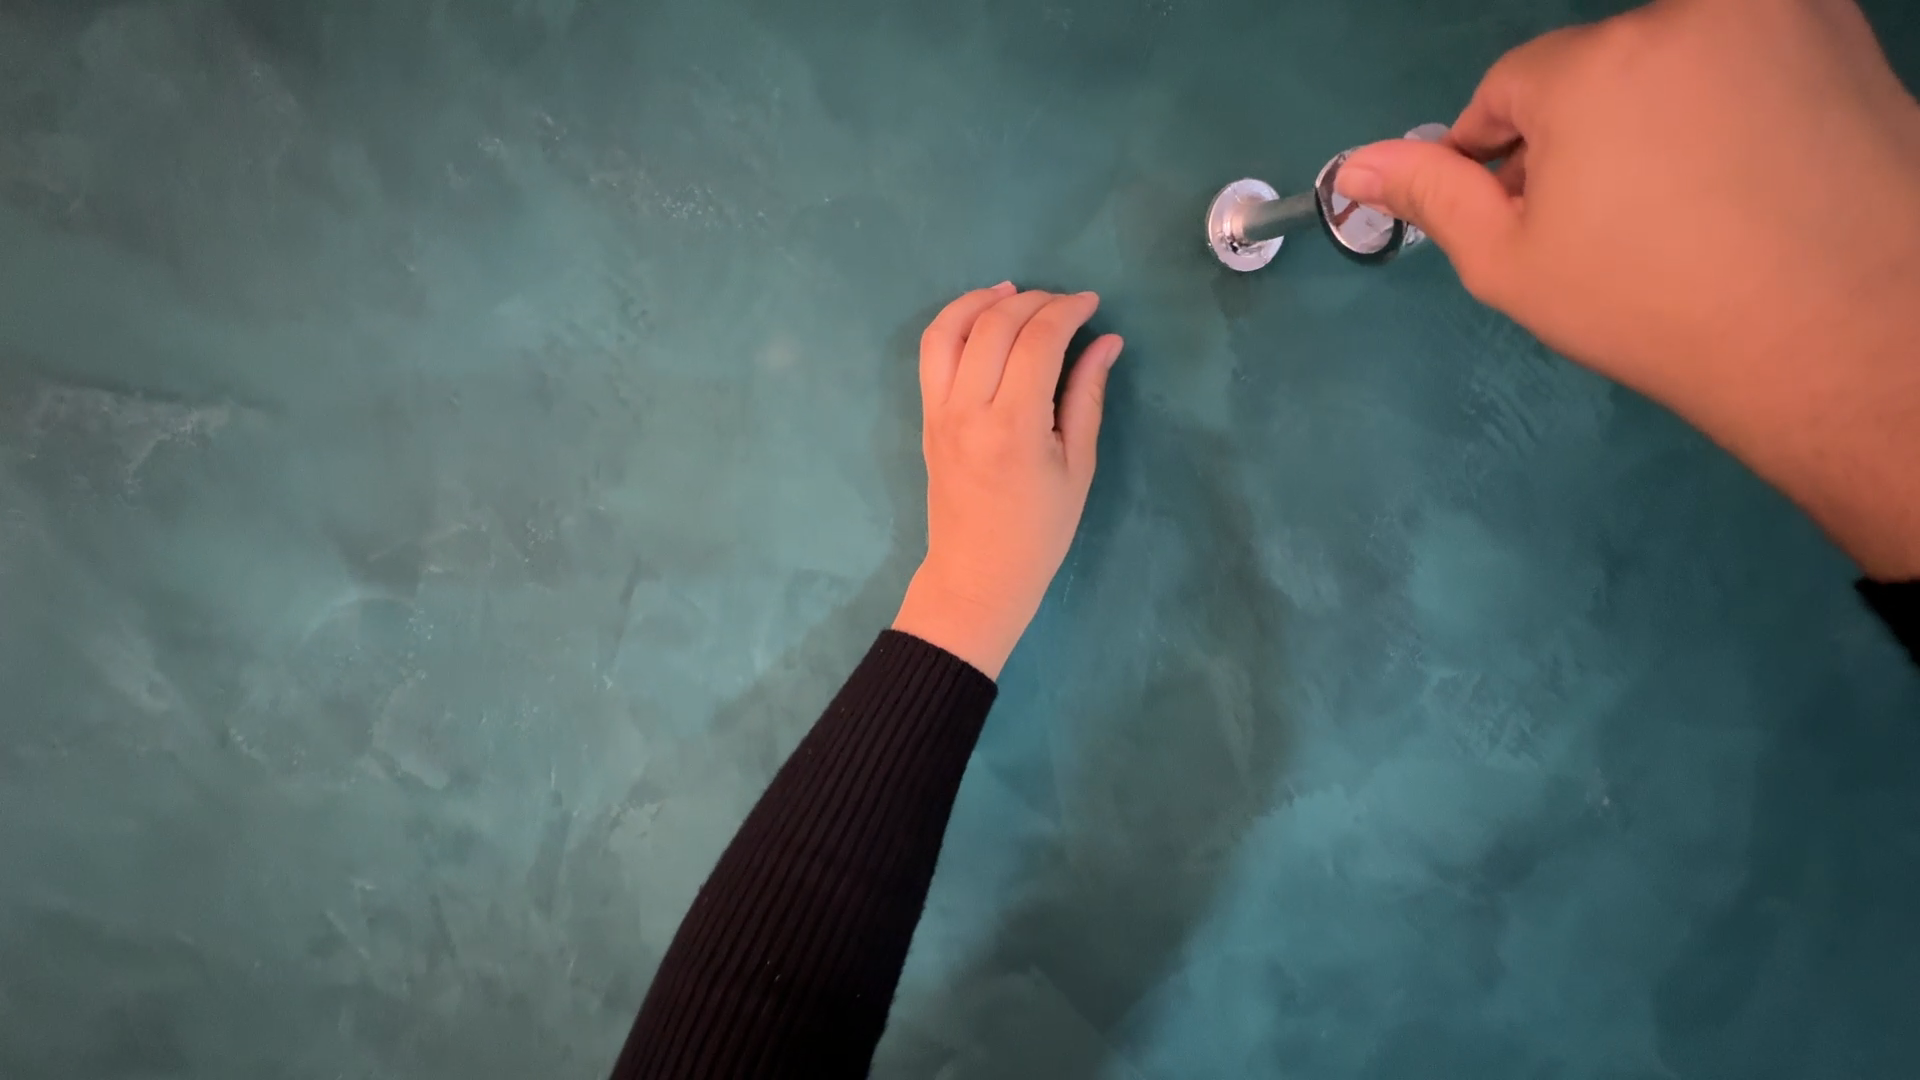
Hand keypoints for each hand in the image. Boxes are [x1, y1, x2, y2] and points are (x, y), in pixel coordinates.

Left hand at [892, 284, 1123, 677]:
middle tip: (1064, 304)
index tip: (1091, 304)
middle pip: (995, 324)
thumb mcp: (1078, 468)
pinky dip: (954, 323)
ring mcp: (939, 412)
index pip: (1038, 341)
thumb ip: (1087, 397)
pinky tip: (982, 318)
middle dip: (1034, 300)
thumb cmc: (1038, 532)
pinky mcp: (926, 417)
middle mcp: (969, 410)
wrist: (977, 574)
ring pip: (950, 329)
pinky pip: (931, 353)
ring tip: (1015, 292)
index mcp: (1015, 427)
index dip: (1067, 310)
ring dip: (982, 299)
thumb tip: (1106, 341)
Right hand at [1336, 0, 1919, 578]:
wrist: (1827, 326)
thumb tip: (1352, 165)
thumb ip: (1429, 195)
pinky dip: (1702, 109)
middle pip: (1585, 69)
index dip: (1489, 152)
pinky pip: (1731, 60)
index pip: (1506, 86)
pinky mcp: (1844, 35)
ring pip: (1658, 63)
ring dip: (1630, 121)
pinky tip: (1714, 182)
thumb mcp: (1502, 258)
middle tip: (1578, 221)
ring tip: (1651, 207)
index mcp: (1596, 65)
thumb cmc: (1634, 299)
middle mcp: (1691, 12)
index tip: (1507, 210)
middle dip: (1563, 135)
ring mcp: (1781, 14)